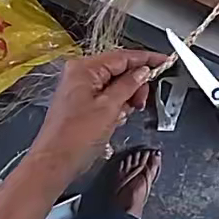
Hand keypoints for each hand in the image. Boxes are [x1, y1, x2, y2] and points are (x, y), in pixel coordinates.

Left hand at [26, 49, 168, 181]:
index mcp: (84, 68)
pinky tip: (114, 120)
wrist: (55, 162)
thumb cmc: (74, 138)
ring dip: (125, 99)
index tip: (164, 61)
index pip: (122, 56)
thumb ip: (129, 85)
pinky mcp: (80, 102)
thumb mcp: (109, 108)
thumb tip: (143, 72)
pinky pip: (106, 97)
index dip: (146, 59)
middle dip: (134, 85)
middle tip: (141, 100)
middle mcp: (79, 74)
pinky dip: (115, 106)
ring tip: (122, 115)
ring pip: (114, 85)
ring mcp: (79, 88)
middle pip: (119, 70)